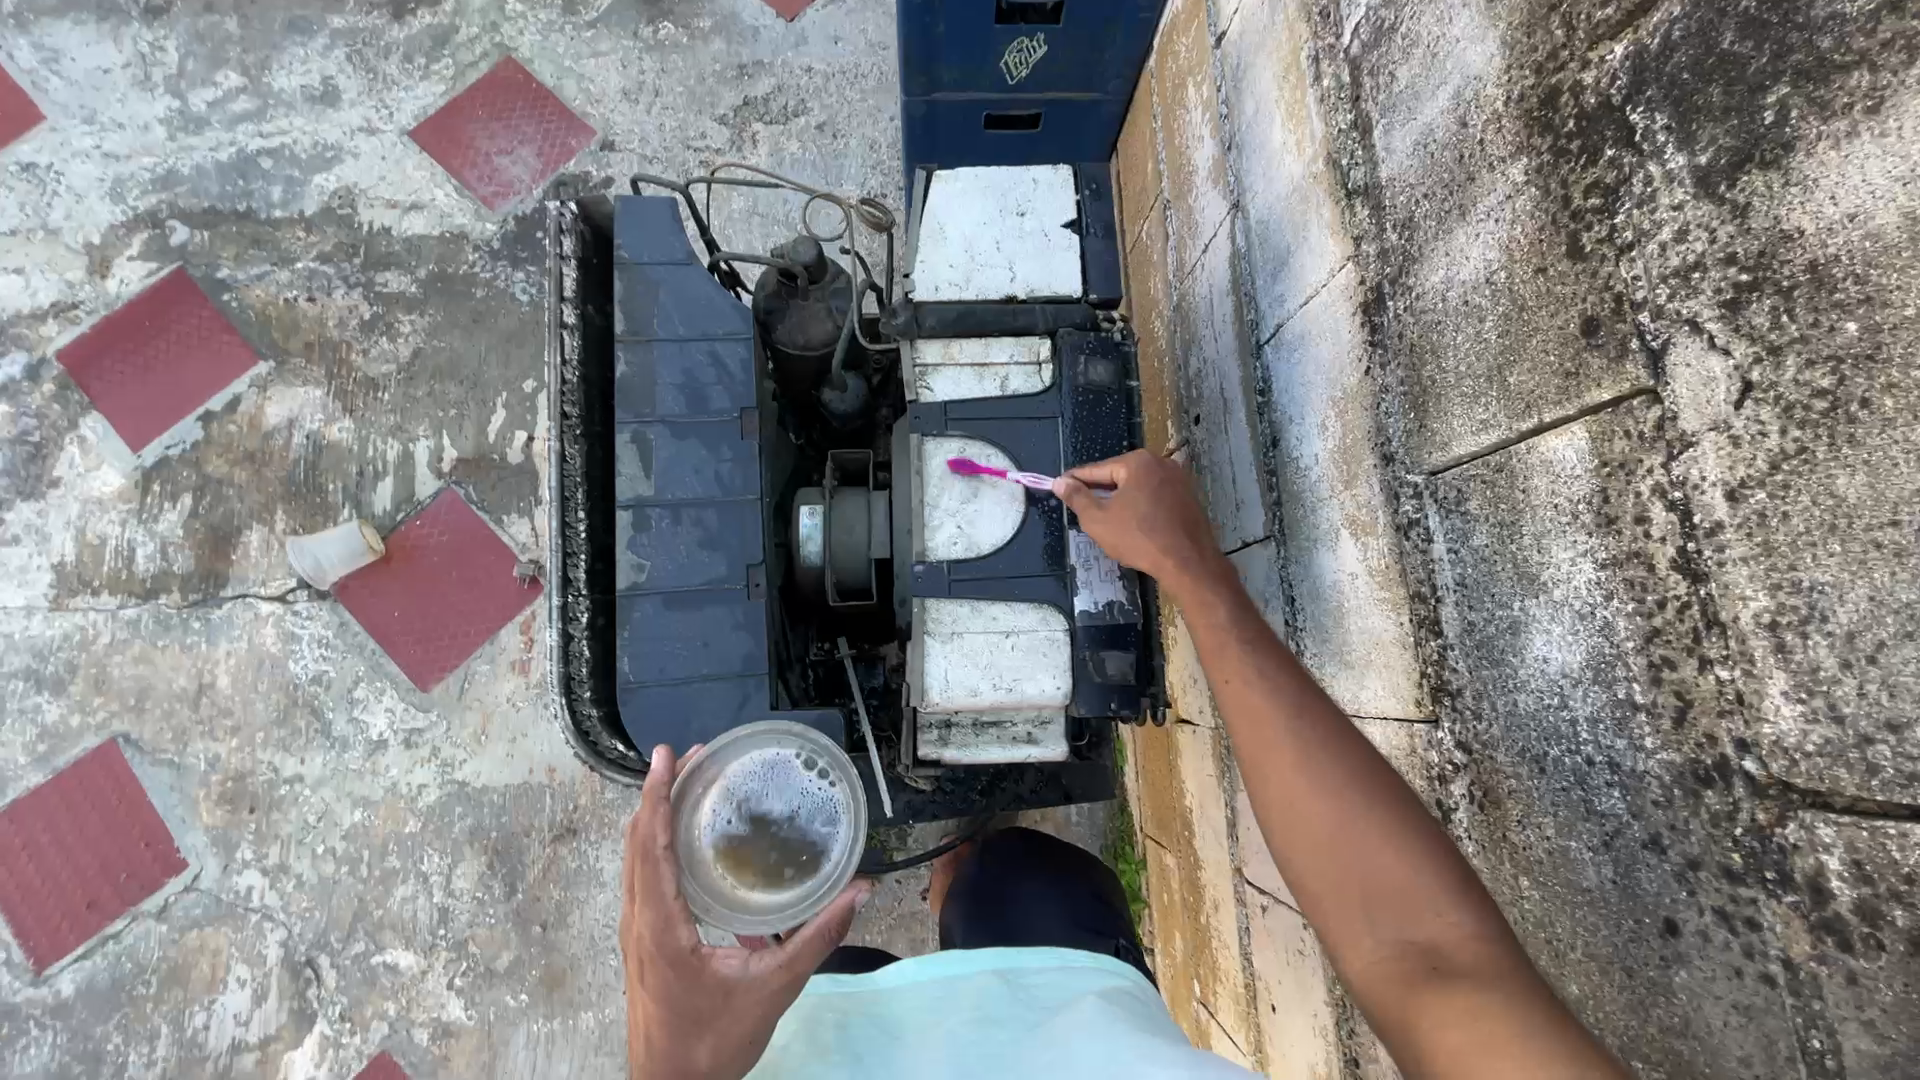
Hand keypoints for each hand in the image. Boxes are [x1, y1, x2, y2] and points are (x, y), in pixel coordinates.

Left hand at [621, 744, 871, 1079]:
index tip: (667, 755)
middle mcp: (638, 922)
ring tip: (682, 782)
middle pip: (635, 843)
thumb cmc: (716, 1042)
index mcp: (661, 927)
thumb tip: (861, 889)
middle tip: (690, 756)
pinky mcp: (640, 944)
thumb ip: (818, 937)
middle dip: (657, 793)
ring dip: (651, 816)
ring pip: (632, 860)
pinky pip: (638, 878)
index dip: (656, 796)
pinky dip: (651, 844)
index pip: (650, 846)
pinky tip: (679, 837)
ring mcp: (633, 934)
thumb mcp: (775, 988)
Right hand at [1052, 450, 1229, 599]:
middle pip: (1119, 475)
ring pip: (1138, 486)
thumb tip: (1060, 482)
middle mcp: (1160, 463)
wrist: (1187, 562)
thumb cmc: (1139, 538)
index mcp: (1137, 462)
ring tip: (1105, 518)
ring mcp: (1179, 479)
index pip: (1096, 469)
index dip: (1075, 480)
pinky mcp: (1189, 497)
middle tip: (1081, 507)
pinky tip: (1133, 523)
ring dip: (1121, 499)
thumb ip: (1077, 498)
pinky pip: (1155, 496)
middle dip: (1100, 491)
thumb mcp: (1098, 519)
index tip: (1059, 485)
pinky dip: (1141, 506)